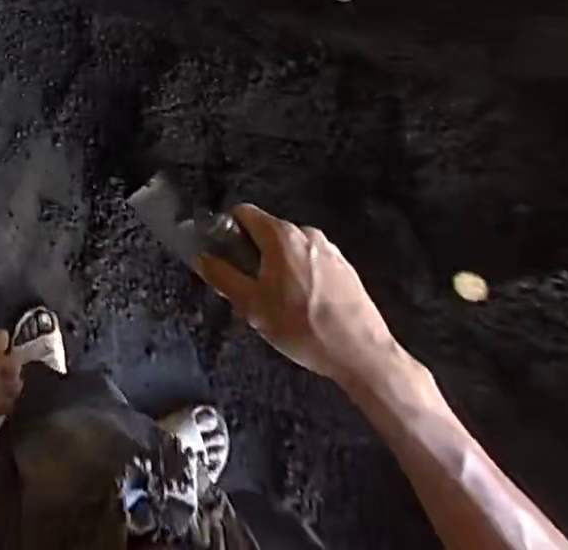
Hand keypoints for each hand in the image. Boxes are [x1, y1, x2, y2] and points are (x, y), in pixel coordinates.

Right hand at [195, 205, 401, 389]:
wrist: (364, 356)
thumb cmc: (302, 327)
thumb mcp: (251, 305)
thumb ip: (222, 276)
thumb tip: (203, 257)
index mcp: (281, 235)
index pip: (243, 212)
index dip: (227, 231)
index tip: (225, 257)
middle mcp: (306, 233)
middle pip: (266, 232)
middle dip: (252, 256)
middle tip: (249, 291)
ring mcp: (329, 250)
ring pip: (288, 250)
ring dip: (276, 268)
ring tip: (277, 306)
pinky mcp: (346, 268)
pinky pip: (309, 262)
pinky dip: (299, 277)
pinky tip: (304, 309)